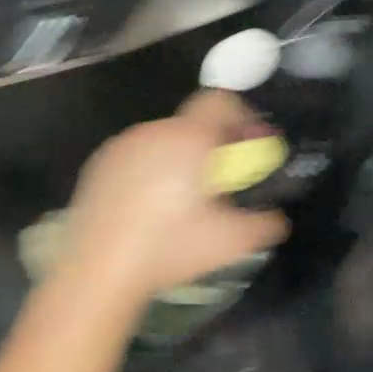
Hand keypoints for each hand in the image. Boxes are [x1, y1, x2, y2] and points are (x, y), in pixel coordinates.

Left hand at [62, 91, 290, 301]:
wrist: (98, 270)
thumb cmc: (170, 248)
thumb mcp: (232, 242)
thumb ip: (265, 222)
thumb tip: (274, 218)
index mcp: (189, 138)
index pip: (222, 101)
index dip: (242, 118)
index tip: (248, 148)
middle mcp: (154, 132)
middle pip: (193, 125)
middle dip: (212, 148)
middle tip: (221, 185)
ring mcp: (121, 147)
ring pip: (163, 142)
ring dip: (180, 161)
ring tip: (182, 204)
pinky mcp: (97, 166)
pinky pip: (136, 158)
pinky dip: (150, 173)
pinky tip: (148, 212)